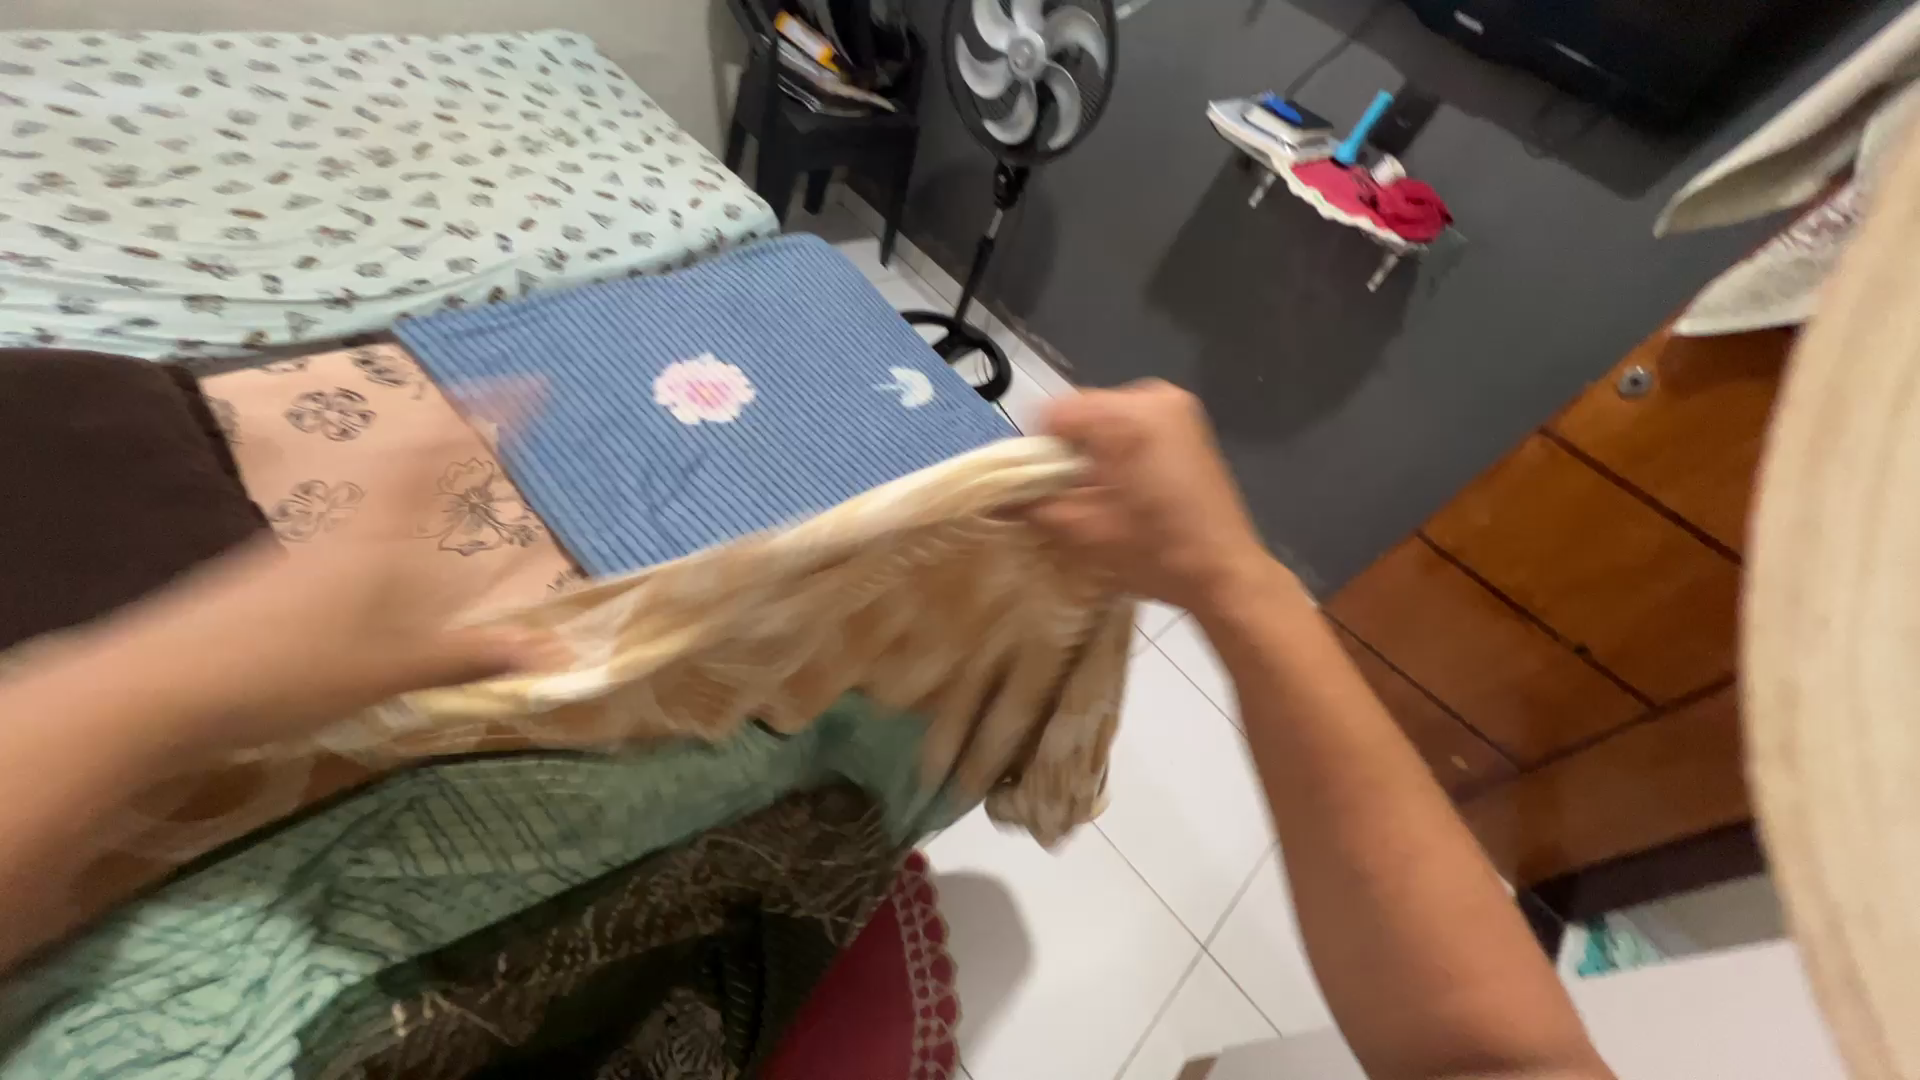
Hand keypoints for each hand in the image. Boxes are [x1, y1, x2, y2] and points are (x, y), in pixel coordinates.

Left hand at [71, 438, 549, 759]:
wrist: (149, 691)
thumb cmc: (291, 667)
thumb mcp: (398, 669)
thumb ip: (477, 656)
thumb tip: (557, 653)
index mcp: (384, 532)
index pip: (439, 455)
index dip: (486, 416)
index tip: (528, 385)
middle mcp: (350, 525)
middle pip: (406, 462)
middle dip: (451, 436)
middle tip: (495, 420)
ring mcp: (310, 547)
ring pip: (379, 494)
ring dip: (419, 474)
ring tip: (455, 475)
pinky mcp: (281, 576)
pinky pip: (359, 528)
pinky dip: (394, 519)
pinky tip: (396, 555)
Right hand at [1027, 380, 1303, 620]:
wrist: (1223, 572)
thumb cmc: (1154, 553)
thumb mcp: (1083, 531)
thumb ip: (1032, 506)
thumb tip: (993, 498)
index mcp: (1126, 418)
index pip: (1053, 413)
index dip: (1039, 450)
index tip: (1045, 487)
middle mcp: (1153, 396)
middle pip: (1081, 410)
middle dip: (1069, 449)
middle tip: (1075, 493)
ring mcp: (1176, 405)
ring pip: (1106, 415)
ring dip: (1094, 447)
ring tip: (1104, 491)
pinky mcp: (1188, 421)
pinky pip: (1132, 422)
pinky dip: (1119, 445)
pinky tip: (1128, 483)